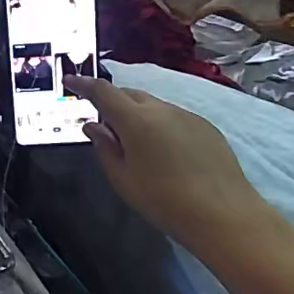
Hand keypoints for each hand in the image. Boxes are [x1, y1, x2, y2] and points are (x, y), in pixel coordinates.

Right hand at [62, 75, 269, 248]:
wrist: (222, 212)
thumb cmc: (164, 201)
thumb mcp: (124, 180)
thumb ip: (105, 148)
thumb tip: (93, 126)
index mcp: (135, 120)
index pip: (103, 91)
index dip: (84, 84)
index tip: (71, 81)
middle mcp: (161, 109)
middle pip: (130, 94)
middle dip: (113, 102)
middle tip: (105, 124)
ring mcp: (187, 115)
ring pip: (154, 106)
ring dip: (139, 115)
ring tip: (138, 144)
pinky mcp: (206, 126)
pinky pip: (175, 117)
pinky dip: (162, 125)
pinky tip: (167, 153)